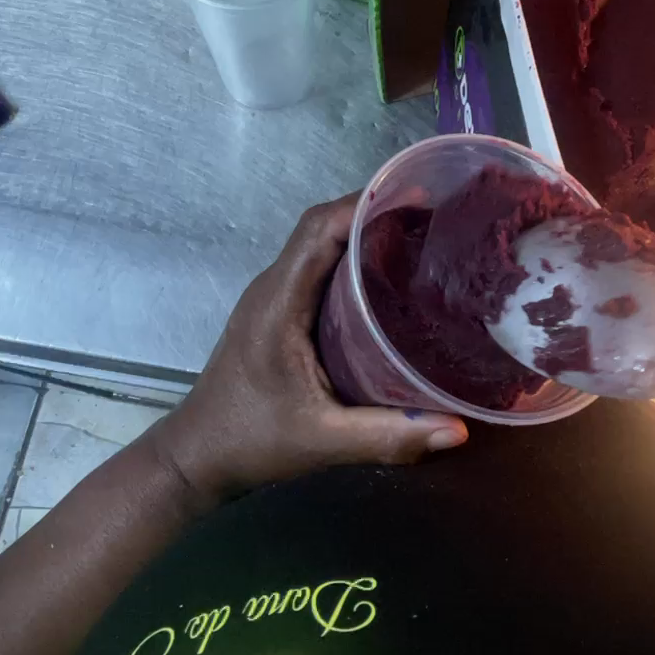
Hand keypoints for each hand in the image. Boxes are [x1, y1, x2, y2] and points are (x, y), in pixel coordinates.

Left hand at [149, 194, 467, 503]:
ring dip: (361, 231)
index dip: (365, 204)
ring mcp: (272, 295)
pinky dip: (350, 256)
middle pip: (322, 226)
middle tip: (430, 218)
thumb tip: (457, 431)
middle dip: (373, 211)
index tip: (418, 198)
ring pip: (318, 243)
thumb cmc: (250, 441)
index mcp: (279, 301)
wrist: (196, 456)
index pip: (319, 229)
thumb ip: (388, 435)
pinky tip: (386, 277)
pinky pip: (316, 265)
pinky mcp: (277, 308)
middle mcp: (273, 286)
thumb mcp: (322, 441)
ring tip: (417, 238)